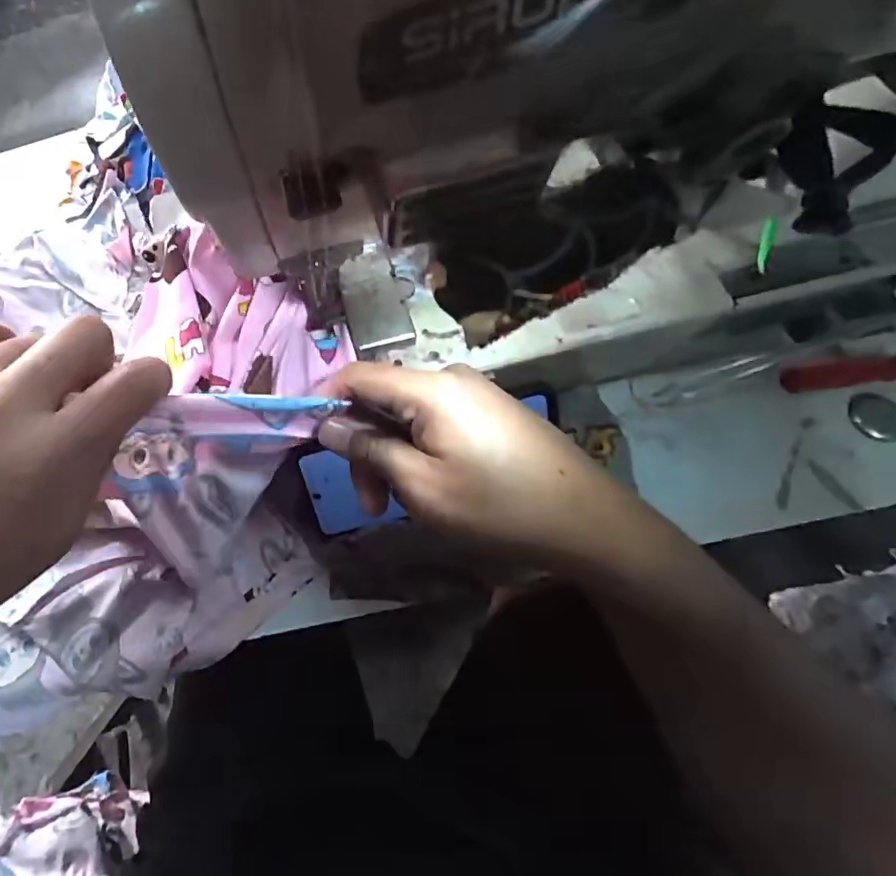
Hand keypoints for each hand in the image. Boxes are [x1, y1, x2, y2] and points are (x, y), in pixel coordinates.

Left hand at [0, 314, 169, 664]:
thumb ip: (95, 461)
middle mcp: (5, 404)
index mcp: (54, 454)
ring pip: (26, 339)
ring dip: (33, 370)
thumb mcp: (59, 531)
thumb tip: (112, 411)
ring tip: (4, 406)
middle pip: (87, 332)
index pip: (135, 379)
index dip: (151, 379)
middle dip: (97, 360)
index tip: (139, 392)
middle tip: (74, 394)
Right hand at [316, 363, 652, 577]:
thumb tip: (326, 423)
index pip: (357, 373)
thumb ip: (367, 449)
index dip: (324, 400)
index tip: (308, 440)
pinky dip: (421, 453)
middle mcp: (450, 378)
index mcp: (429, 387)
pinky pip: (437, 422)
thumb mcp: (420, 485)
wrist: (587, 521)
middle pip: (383, 398)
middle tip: (372, 505)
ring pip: (409, 415)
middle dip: (366, 448)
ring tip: (405, 507)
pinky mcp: (492, 413)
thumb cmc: (496, 506)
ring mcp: (475, 394)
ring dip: (394, 457)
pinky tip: (435, 489)